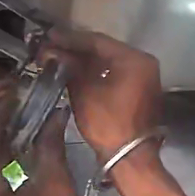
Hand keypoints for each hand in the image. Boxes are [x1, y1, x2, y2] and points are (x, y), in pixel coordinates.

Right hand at [43, 29, 162, 161]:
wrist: (130, 158)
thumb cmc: (108, 124)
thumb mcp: (85, 92)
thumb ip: (70, 67)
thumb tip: (53, 51)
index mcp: (134, 59)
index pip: (98, 41)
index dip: (71, 39)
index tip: (50, 36)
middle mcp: (143, 62)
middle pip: (104, 49)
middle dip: (77, 49)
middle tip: (52, 45)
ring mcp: (144, 76)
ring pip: (109, 61)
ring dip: (85, 60)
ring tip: (60, 57)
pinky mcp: (140, 89)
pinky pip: (115, 73)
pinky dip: (96, 72)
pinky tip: (76, 71)